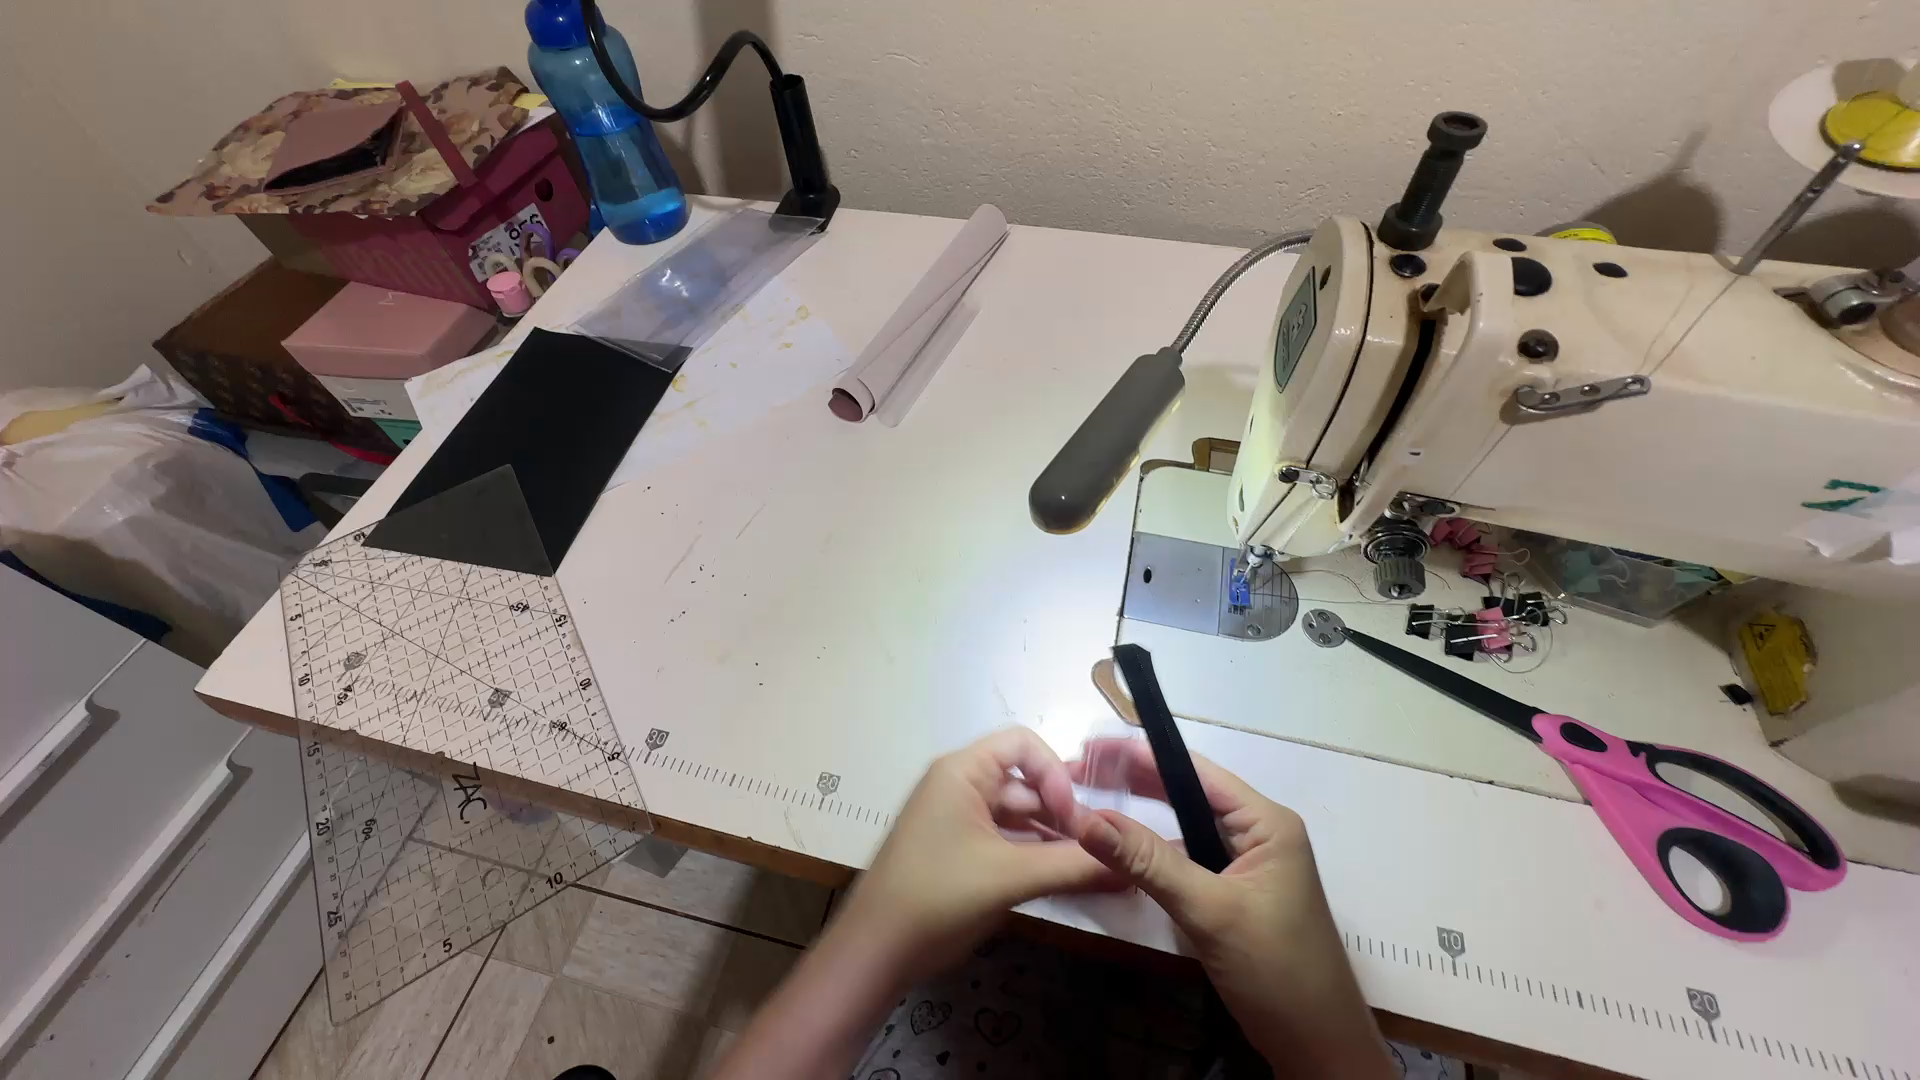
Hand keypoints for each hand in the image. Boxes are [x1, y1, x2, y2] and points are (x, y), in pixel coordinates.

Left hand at [836, 726, 1116, 980]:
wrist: (875, 953)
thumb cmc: (937, 897)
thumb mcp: (1010, 877)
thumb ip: (1072, 865)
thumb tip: (1129, 864)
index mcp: (962, 771)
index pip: (1022, 744)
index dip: (1055, 773)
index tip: (1076, 818)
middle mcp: (960, 785)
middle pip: (1025, 781)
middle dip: (1063, 812)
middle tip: (1099, 850)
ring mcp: (959, 819)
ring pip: (1020, 815)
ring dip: (1054, 838)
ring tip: (1095, 868)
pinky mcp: (961, 850)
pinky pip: (1007, 840)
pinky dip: (1036, 855)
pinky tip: (1068, 879)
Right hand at [1070, 738, 1392, 1077]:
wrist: (1320, 1051)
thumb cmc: (1277, 973)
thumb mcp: (1209, 912)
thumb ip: (1147, 862)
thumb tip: (1085, 818)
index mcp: (1266, 821)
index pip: (1195, 771)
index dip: (1141, 755)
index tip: (1093, 747)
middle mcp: (1258, 831)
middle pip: (1187, 792)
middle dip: (1135, 780)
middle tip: (1081, 769)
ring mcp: (1247, 861)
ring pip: (1184, 824)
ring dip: (1141, 813)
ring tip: (1091, 797)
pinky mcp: (1235, 889)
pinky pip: (1188, 855)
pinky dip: (1153, 848)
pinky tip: (1121, 846)